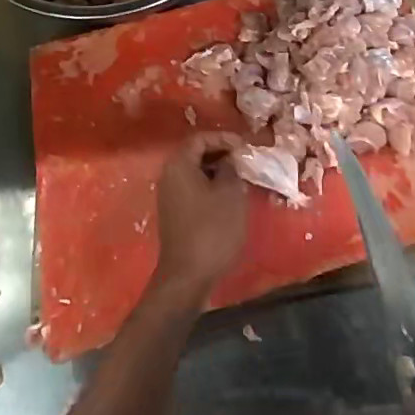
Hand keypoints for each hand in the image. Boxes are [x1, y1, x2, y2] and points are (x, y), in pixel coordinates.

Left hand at [151, 132, 246, 300]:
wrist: (187, 276)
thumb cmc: (211, 230)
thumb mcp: (230, 194)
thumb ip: (231, 169)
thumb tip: (228, 161)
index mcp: (179, 164)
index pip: (200, 138)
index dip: (224, 138)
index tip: (245, 146)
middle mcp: (168, 175)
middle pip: (195, 153)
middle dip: (221, 153)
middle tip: (244, 159)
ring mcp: (169, 195)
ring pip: (194, 172)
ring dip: (217, 171)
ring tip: (240, 177)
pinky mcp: (173, 213)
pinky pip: (192, 188)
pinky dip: (210, 186)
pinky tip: (227, 198)